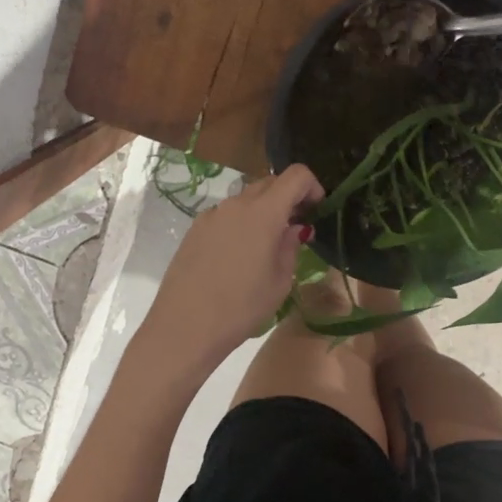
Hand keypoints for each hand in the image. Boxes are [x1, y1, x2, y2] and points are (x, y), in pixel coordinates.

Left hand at [139, 165, 323, 366]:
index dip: (312, 186)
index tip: (316, 210)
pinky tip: (237, 257)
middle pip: (269, 184)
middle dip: (288, 198)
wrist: (185, 326)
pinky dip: (240, 224)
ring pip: (245, 200)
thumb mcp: (279, 282)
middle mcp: (236, 204)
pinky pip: (225, 216)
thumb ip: (290, 247)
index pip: (296, 176)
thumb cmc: (241, 308)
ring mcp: (211, 215)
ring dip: (262, 212)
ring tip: (265, 247)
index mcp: (263, 213)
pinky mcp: (194, 230)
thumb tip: (293, 229)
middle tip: (296, 228)